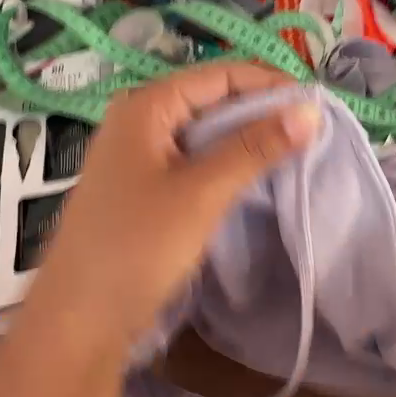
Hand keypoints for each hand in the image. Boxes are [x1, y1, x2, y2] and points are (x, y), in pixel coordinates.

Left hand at [31, 63, 319, 352]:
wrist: (78, 322)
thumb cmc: (137, 246)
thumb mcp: (202, 192)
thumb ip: (255, 147)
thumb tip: (310, 110)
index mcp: (146, 106)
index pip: (220, 74)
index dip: (270, 82)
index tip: (317, 102)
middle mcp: (139, 120)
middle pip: (212, 98)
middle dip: (262, 109)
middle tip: (312, 128)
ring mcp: (138, 155)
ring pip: (204, 131)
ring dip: (247, 137)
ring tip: (294, 149)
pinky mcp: (143, 187)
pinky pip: (194, 158)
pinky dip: (227, 161)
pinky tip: (255, 175)